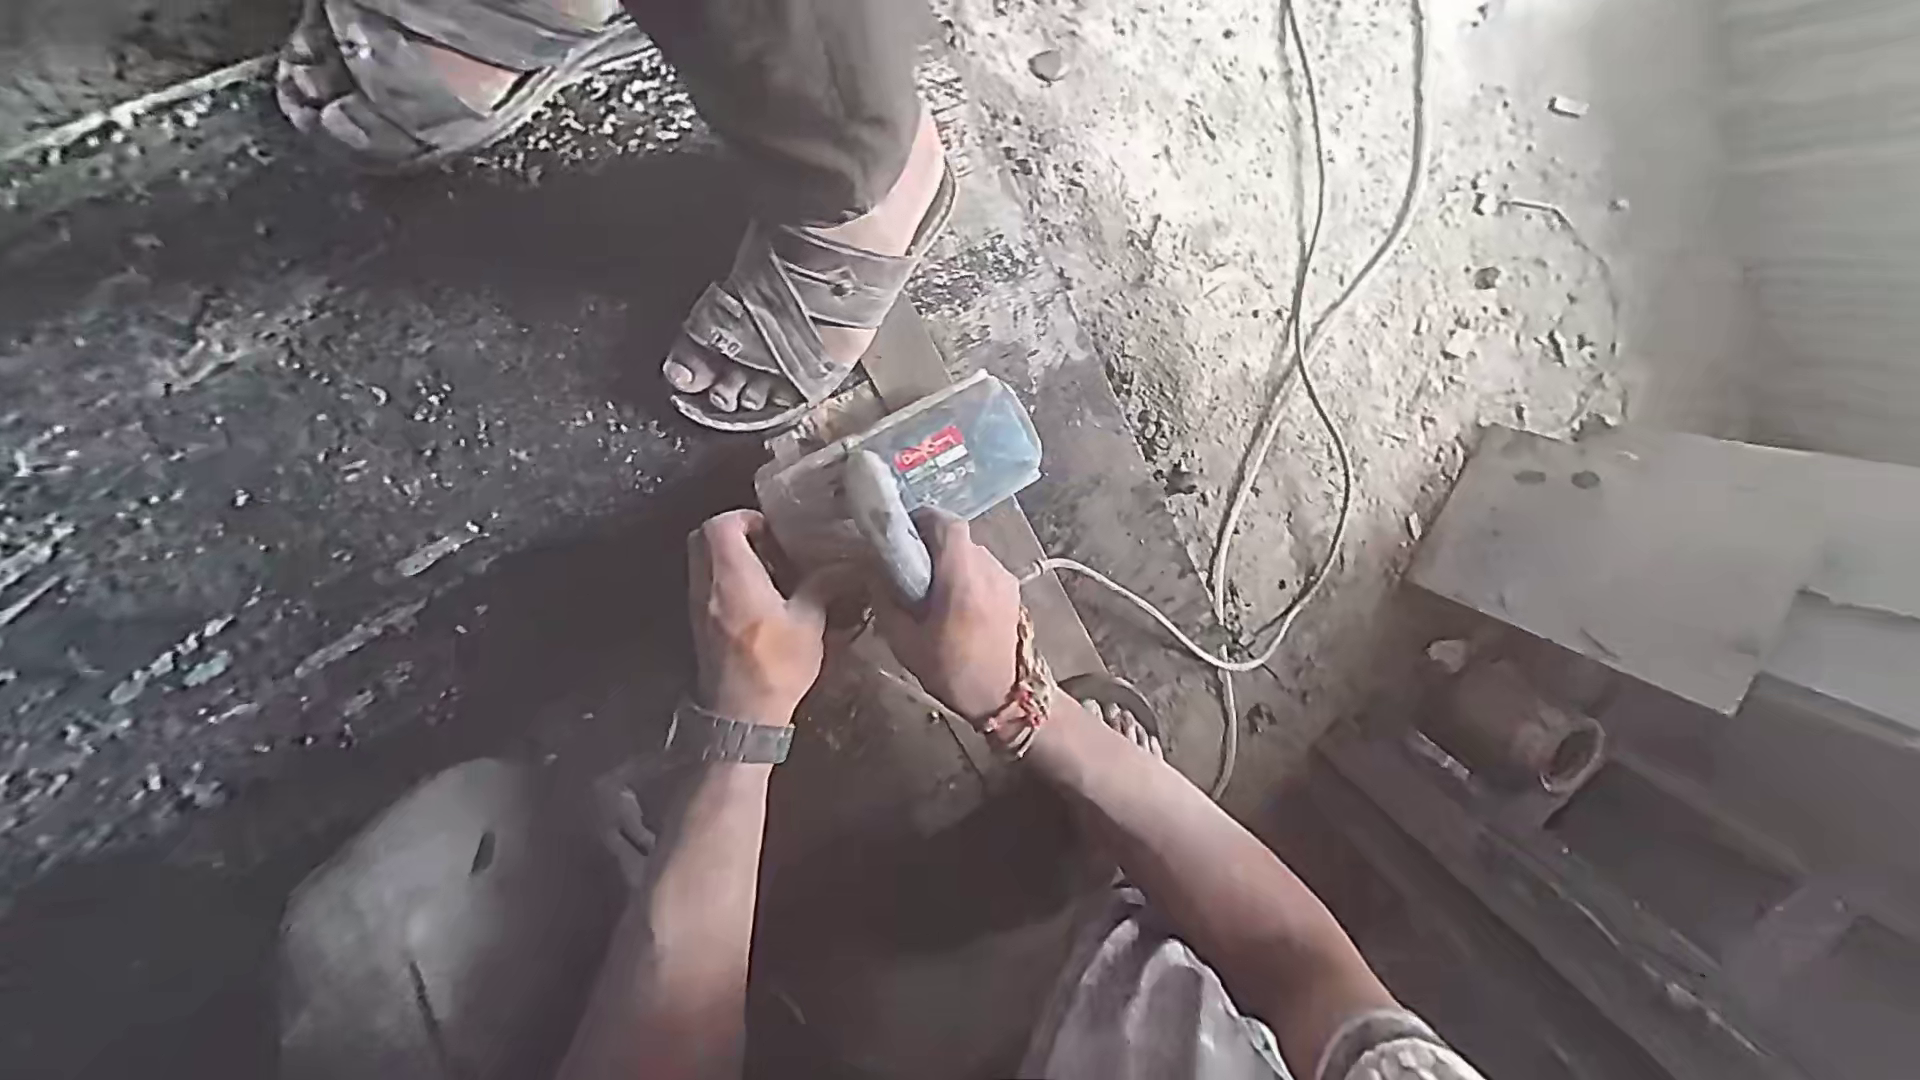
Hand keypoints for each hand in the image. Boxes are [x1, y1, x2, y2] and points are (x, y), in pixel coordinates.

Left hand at [687, 509, 837, 726]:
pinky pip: (703, 581)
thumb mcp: (809, 623)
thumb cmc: (777, 666)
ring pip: (699, 558)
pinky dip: (723, 575)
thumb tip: (843, 566)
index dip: (745, 517)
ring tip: (764, 568)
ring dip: (727, 553)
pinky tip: (755, 595)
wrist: (742, 715)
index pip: (721, 525)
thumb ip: (821, 586)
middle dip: (733, 530)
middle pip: (702, 535)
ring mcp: (697, 604)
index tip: (772, 529)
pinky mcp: (697, 622)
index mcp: (733, 578)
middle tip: (766, 542)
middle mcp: (707, 585)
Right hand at [874, 509, 1022, 721]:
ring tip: (932, 589)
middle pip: (958, 537)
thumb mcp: (905, 641)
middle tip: (910, 566)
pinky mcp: (1014, 591)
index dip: (923, 519)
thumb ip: (886, 600)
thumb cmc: (952, 672)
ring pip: (972, 553)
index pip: (946, 524)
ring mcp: (1005, 579)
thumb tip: (874, 571)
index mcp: (962, 577)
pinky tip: (955, 604)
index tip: (903, 532)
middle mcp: (988, 569)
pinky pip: (984, 570)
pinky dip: (966, 575)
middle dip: (932, 544)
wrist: (1005, 698)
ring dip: (950, 561)